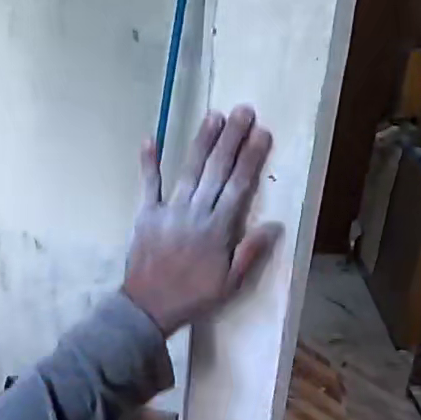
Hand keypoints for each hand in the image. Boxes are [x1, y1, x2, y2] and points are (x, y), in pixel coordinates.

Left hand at [122, 106, 282, 334]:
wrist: (148, 308)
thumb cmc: (193, 297)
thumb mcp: (230, 284)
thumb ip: (250, 253)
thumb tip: (274, 225)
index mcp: (218, 229)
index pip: (239, 186)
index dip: (251, 158)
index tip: (262, 134)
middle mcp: (195, 212)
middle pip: (217, 170)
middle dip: (232, 139)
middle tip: (243, 111)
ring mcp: (169, 211)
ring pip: (189, 170)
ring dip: (202, 142)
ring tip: (214, 116)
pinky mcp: (146, 215)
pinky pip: (148, 185)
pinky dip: (149, 162)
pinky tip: (151, 138)